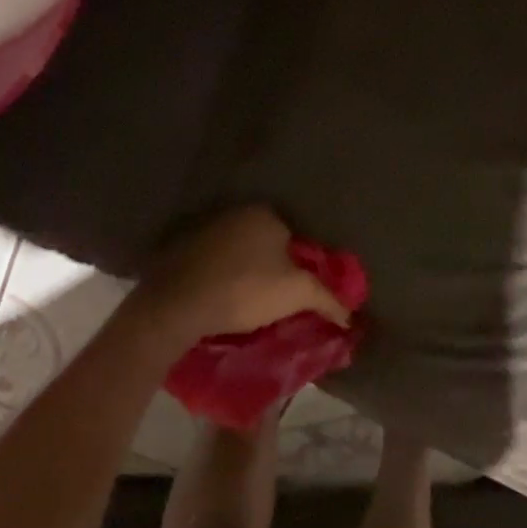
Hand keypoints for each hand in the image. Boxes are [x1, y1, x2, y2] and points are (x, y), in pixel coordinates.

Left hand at [133, 205, 351, 341]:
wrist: (176, 305)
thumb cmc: (245, 291)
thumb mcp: (298, 294)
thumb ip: (328, 299)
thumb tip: (350, 315)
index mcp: (265, 214)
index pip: (298, 239)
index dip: (305, 268)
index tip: (304, 294)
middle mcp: (234, 212)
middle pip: (268, 245)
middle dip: (277, 269)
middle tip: (283, 301)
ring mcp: (203, 229)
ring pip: (240, 254)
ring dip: (249, 273)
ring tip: (254, 304)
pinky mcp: (181, 250)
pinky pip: (215, 264)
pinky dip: (224, 278)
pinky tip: (226, 299)